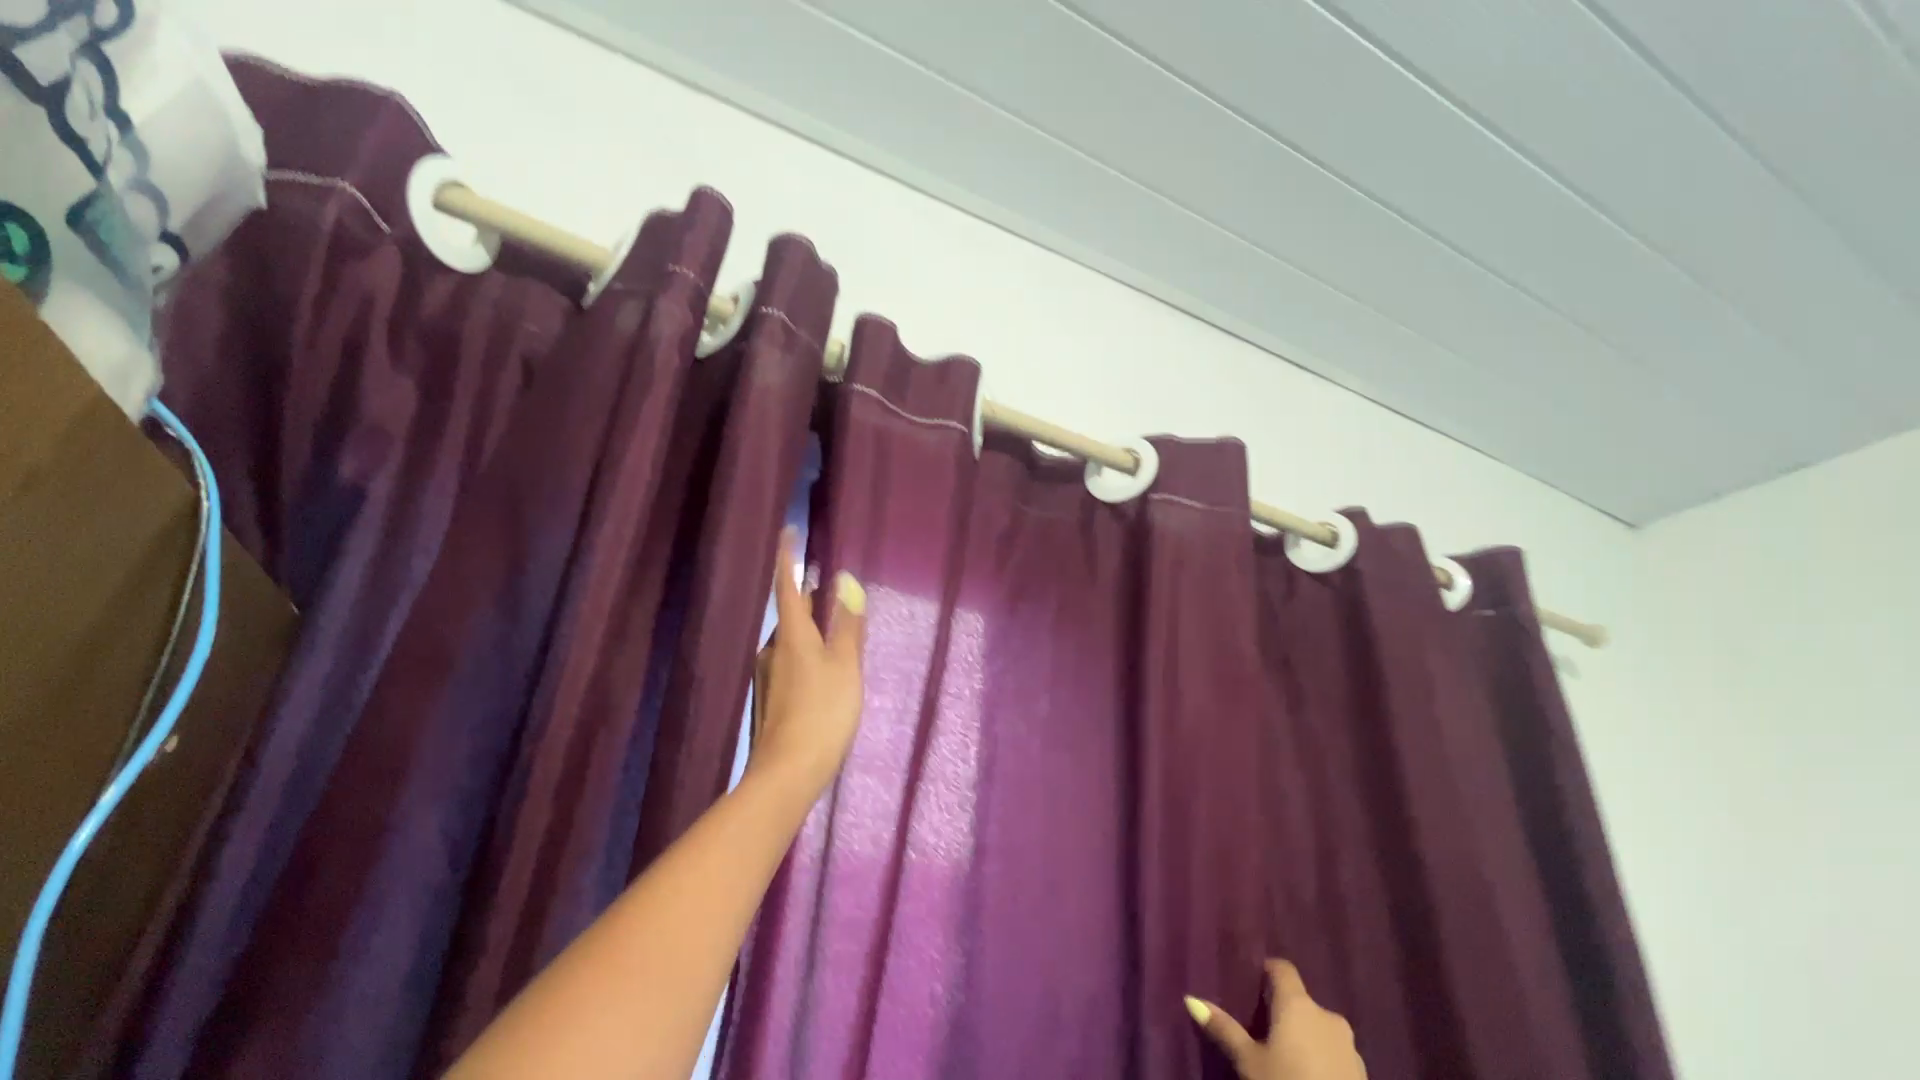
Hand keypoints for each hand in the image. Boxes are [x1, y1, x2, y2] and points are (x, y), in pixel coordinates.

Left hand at [747, 528, 866, 796]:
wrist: (786, 773)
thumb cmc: (822, 714)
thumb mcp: (846, 667)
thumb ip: (848, 625)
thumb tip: (845, 580)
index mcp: (791, 636)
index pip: (787, 586)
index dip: (788, 558)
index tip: (787, 531)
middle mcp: (772, 650)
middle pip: (789, 614)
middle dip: (805, 596)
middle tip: (824, 582)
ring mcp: (768, 676)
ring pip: (790, 640)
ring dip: (808, 626)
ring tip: (831, 623)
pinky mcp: (771, 699)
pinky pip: (790, 661)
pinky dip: (806, 651)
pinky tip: (823, 666)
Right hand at [1186, 960, 1365, 1079]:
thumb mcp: (1248, 1062)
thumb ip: (1223, 1028)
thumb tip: (1190, 998)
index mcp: (1298, 1005)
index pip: (1282, 968)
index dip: (1265, 971)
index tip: (1249, 984)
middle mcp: (1327, 1015)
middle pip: (1299, 1001)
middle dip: (1281, 1012)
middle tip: (1258, 1031)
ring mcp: (1349, 1043)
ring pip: (1318, 1027)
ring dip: (1302, 1036)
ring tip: (1282, 1058)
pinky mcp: (1361, 1070)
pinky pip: (1333, 1051)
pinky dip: (1319, 1057)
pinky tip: (1305, 1078)